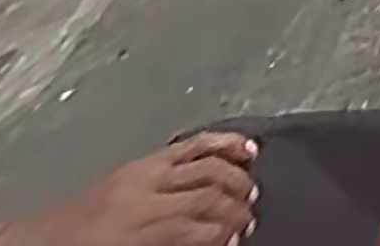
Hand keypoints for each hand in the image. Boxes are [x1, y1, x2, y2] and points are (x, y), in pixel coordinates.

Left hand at [0, 133, 257, 245]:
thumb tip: (210, 241)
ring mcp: (146, 172)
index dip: (224, 234)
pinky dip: (227, 143)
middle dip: (236, 208)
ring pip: (212, 166)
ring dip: (239, 178)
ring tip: (251, 191)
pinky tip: (248, 150)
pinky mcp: (146, 158)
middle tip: (249, 220)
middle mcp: (143, 197)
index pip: (197, 228)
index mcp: (129, 233)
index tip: (237, 241)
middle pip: (209, 195)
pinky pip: (196, 142)